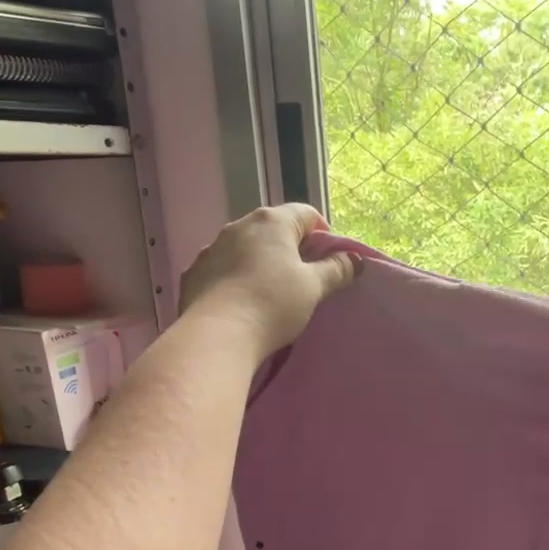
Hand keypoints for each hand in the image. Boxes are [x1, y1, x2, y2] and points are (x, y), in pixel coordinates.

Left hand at [179, 204, 358, 357]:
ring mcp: (211, 248)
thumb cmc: (273, 304)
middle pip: (273, 229)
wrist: (217, 335)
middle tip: (303, 279)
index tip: (329, 260)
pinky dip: (234, 278)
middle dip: (290, 248)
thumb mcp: (313, 288)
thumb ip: (336, 270)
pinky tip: (240, 303)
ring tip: (268, 293)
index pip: (306, 214)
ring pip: (244, 248)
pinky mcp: (193, 273)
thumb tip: (355, 259)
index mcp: (272, 222)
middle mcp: (238, 226)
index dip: (323, 234)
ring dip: (259, 262)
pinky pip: (221, 269)